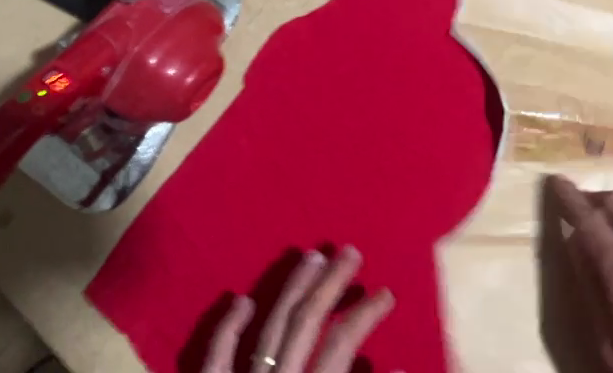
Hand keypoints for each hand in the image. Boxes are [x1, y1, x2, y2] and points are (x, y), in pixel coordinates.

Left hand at [200, 245, 395, 372]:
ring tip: (310, 257)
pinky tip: (241, 299)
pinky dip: (228, 328)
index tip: (387, 293)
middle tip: (351, 251)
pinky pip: (214, 358)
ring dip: (290, 290)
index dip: (366, 315)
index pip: (342, 345)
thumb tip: (398, 367)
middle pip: (305, 322)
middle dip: (329, 284)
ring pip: (267, 328)